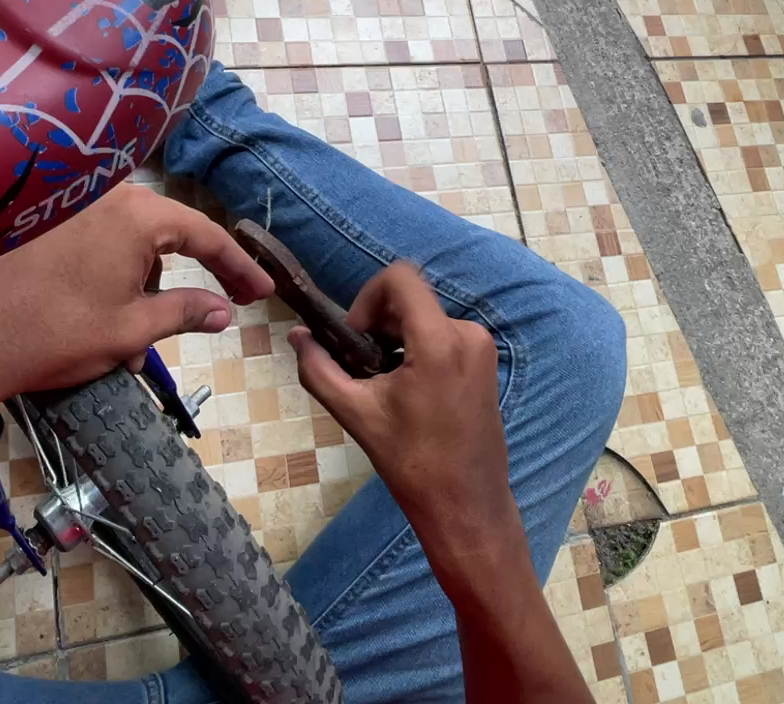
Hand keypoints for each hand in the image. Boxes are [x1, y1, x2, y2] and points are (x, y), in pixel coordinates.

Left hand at [0, 183, 272, 406]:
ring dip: (145, 290)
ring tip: (135, 345)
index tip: (263, 290)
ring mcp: (76, 209)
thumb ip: (187, 312)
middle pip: (170, 235)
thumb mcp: (132, 329)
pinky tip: (105, 323)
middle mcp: (110, 200)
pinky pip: (102, 247)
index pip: (206, 235)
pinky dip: (115, 281)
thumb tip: (226, 311)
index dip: (239, 266)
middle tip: (221, 308)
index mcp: (137, 216)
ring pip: (133, 247)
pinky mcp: (51, 225)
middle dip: (192, 278)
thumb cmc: (58, 333)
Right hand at [290, 264, 516, 540]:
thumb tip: (298, 335)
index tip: (356, 336)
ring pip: (424, 316)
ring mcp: (482, 347)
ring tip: (383, 381)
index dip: (367, 296)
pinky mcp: (486, 361)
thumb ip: (318, 368)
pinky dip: (416, 347)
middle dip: (378, 321)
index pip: (400, 277)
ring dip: (396, 336)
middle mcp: (468, 333)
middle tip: (362, 365)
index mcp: (440, 342)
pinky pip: (442, 332)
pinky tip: (407, 388)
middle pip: (409, 298)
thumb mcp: (355, 413)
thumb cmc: (411, 462)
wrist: (467, 506)